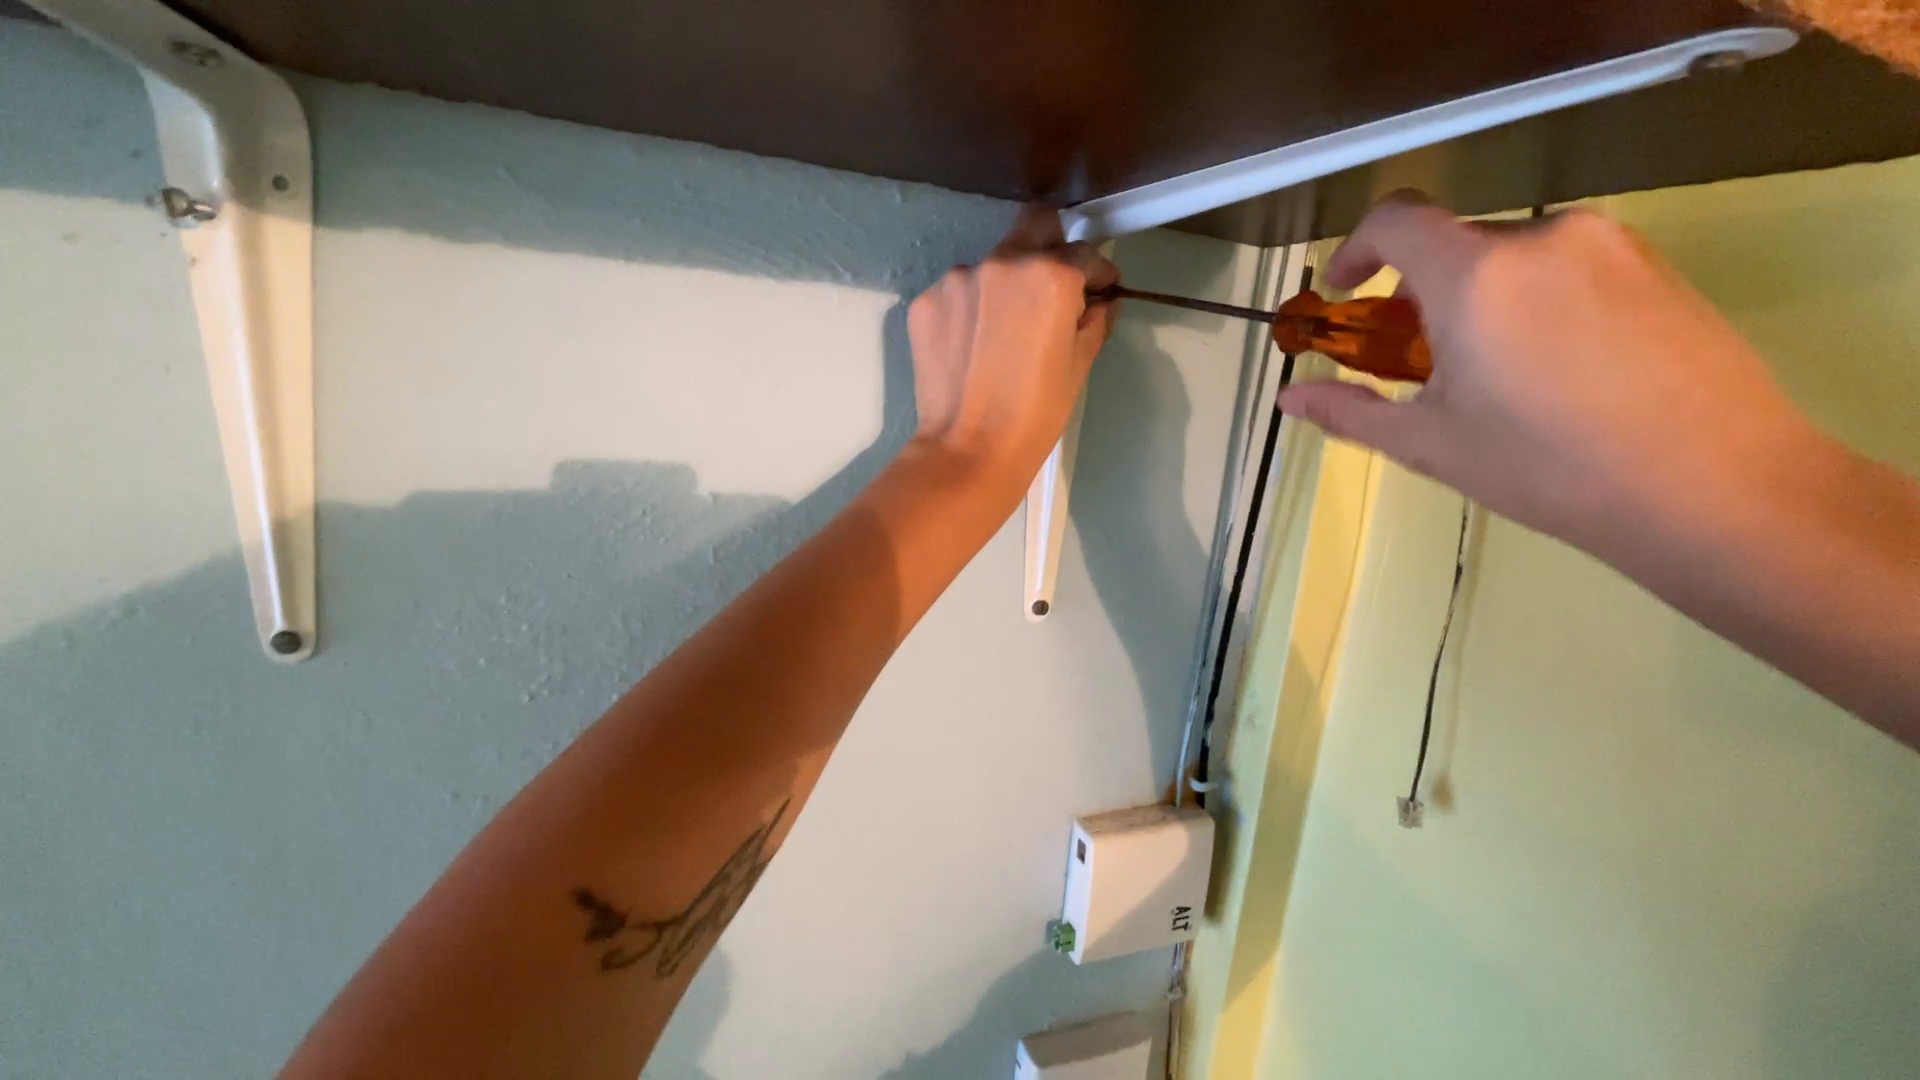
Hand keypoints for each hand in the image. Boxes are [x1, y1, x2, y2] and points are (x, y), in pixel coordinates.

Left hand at [906, 204, 1119, 487]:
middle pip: (1033, 226)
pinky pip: (958, 292)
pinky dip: (971, 308)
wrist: (969, 450)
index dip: (1097, 273)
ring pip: (991, 263)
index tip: (1099, 291)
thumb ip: (1094, 319)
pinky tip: (974, 345)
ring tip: (1004, 332)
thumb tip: (1100, 301)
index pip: (1083, 252)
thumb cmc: (1036, 413)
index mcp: (1050, 275)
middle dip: (1051, 245)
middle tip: (1054, 286)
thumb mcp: (1079, 364)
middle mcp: (1001, 263)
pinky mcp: (926, 302)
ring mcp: (957, 279)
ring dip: (1005, 285)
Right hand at [1277, 194, 1823, 561]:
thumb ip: (1350, 410)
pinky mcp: (1655, 263)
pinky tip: (1554, 368)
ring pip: (1511, 255)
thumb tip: (1289, 400)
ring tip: (1494, 372)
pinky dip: (1532, 299)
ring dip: (1478, 298)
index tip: (1348, 291)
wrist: (1711, 484)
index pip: (1396, 219)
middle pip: (1453, 244)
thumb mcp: (1429, 443)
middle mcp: (1541, 237)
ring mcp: (1608, 244)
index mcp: (1474, 275)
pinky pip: (1565, 264)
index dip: (1357, 247)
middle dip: (1421, 292)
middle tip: (1423, 360)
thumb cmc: (1545, 466)